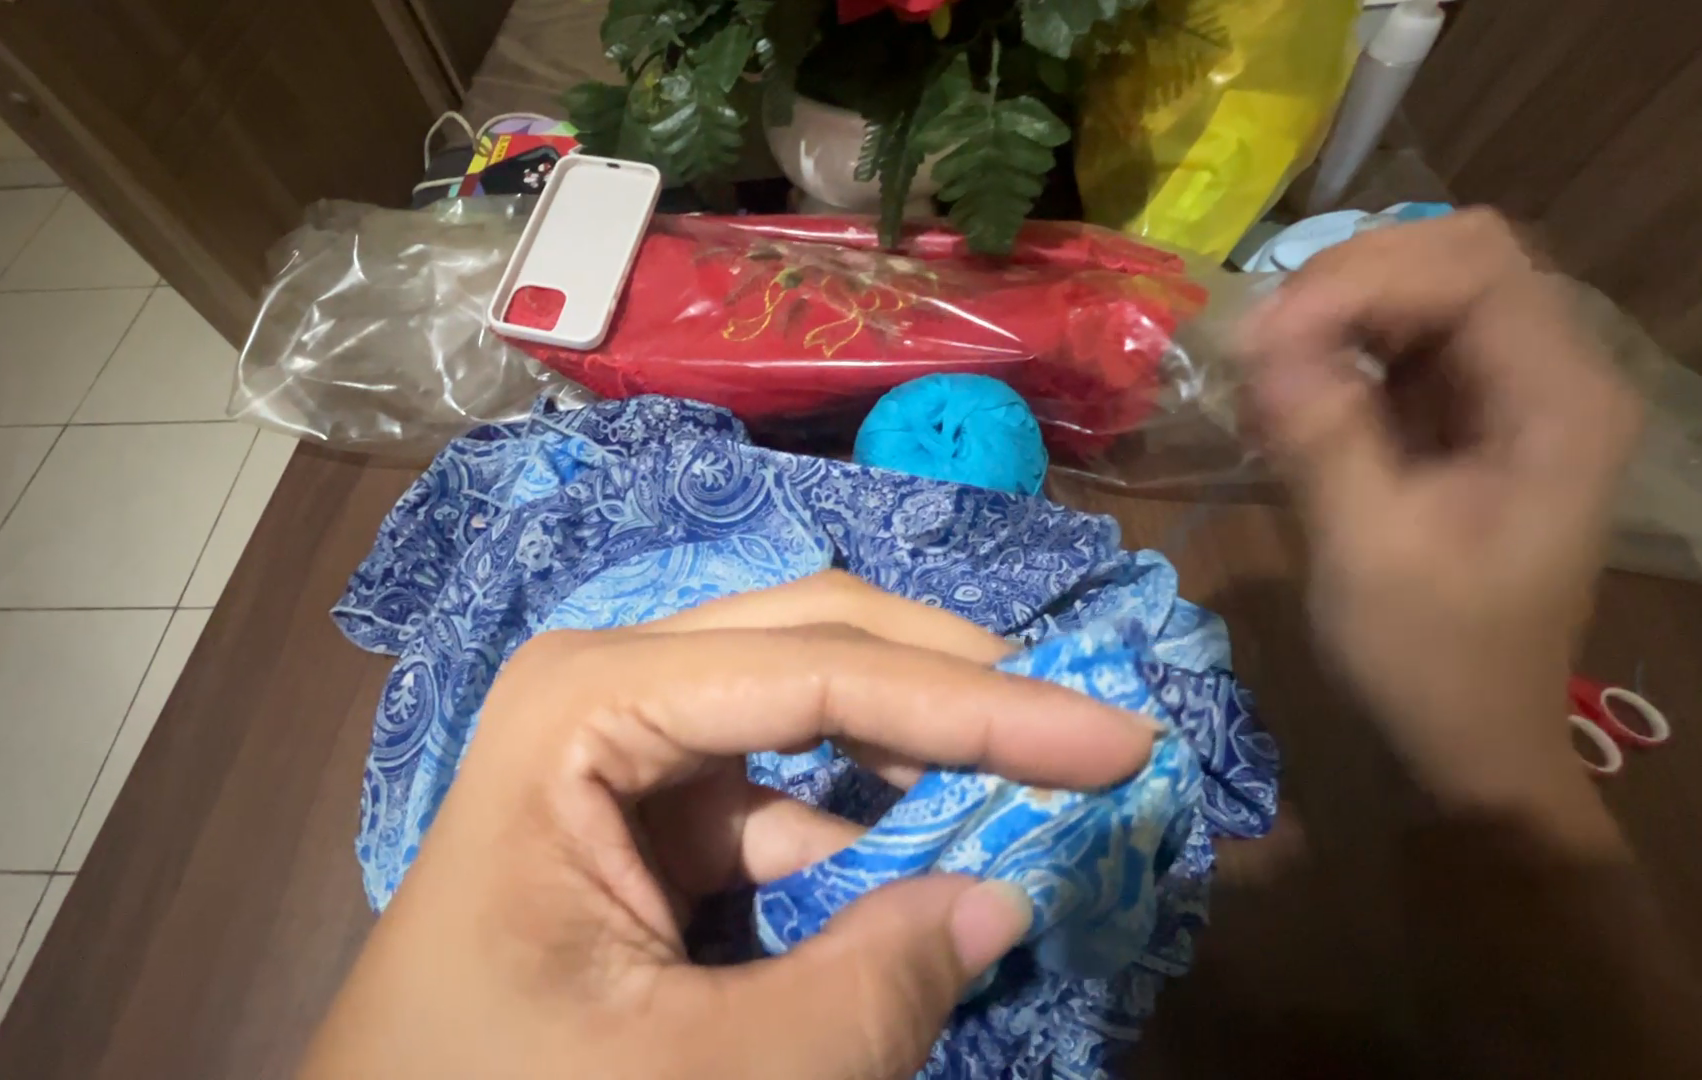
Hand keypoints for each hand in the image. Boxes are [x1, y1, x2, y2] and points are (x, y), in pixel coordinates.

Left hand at [301, 572, 1156, 1079]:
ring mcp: (630, 731)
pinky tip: (922, 836)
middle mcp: (612, 679)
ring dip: (915, 734)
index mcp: (589, 699)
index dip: (977, 703)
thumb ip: (869, 995)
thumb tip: (999, 901)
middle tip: (1078, 725)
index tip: (1112, 734)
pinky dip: (863, 804)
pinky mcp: (652, 792)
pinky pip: (781, 776)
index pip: (816, 673)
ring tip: (1026, 766)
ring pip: (806, 696)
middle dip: (950, 682)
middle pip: (813, 640)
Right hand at [1239, 210, 1640, 844]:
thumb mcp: (1368, 552)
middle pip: (1448, 257)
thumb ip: (1323, 440)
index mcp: (1555, 402)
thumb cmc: (1425, 654)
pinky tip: (1277, 402)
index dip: (1356, 283)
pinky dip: (1321, 355)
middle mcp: (1539, 377)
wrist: (1457, 728)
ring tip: (1256, 377)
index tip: (1257, 344)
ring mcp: (1492, 397)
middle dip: (1339, 285)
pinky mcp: (1444, 422)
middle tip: (1252, 350)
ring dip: (1324, 317)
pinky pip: (1384, 348)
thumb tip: (1258, 343)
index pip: (1470, 270)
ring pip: (1412, 294)